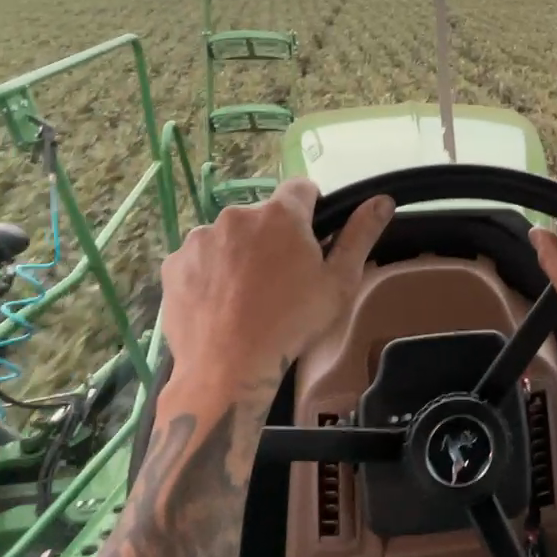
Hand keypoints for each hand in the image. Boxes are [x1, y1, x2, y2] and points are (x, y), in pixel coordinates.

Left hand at [159, 180, 392, 396]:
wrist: (228, 368)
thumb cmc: (293, 323)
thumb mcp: (339, 282)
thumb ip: (361, 235)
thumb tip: (383, 200)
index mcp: (280, 215)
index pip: (301, 188)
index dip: (312, 211)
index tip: (313, 242)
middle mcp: (237, 215)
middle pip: (264, 216)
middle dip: (274, 237)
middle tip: (284, 280)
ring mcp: (200, 239)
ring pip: (230, 236)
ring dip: (241, 253)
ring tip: (249, 296)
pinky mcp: (174, 264)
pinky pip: (200, 259)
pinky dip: (211, 273)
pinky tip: (221, 304)